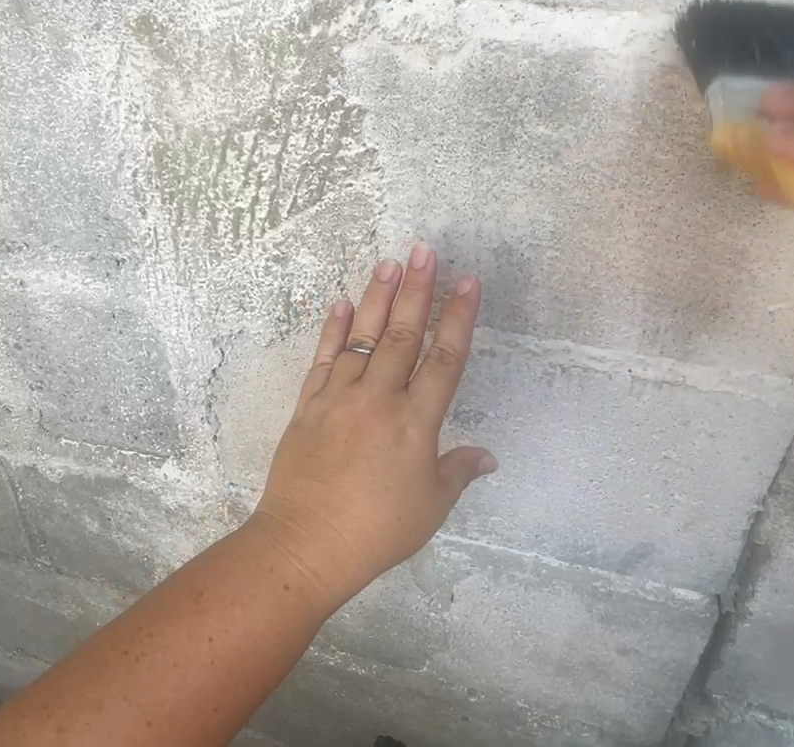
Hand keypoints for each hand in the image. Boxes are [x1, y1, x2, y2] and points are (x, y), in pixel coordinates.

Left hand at [248, 243, 496, 605]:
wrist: (306, 544)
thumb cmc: (377, 530)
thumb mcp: (430, 507)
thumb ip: (458, 471)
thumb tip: (487, 456)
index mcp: (416, 422)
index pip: (445, 359)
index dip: (459, 318)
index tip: (468, 282)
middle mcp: (379, 399)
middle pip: (404, 334)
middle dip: (418, 289)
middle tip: (425, 250)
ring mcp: (340, 397)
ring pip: (364, 337)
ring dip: (378, 298)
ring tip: (389, 262)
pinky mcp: (309, 404)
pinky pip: (324, 358)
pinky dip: (333, 329)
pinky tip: (342, 304)